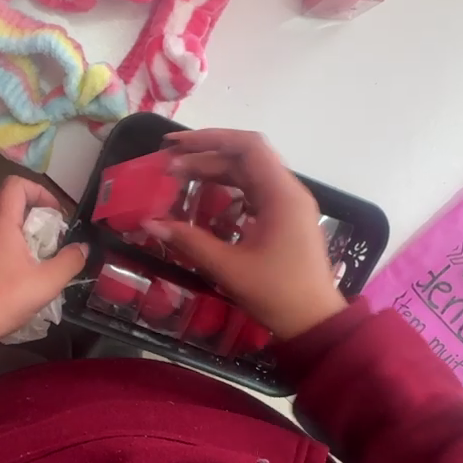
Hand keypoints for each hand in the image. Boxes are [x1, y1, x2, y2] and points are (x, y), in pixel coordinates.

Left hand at [0, 177, 87, 350]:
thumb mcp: (44, 284)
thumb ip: (69, 262)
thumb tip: (82, 248)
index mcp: (0, 223)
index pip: (16, 185)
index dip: (40, 192)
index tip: (56, 215)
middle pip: (9, 205)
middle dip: (36, 217)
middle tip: (53, 242)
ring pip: (0, 227)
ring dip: (23, 236)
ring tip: (39, 262)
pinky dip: (8, 250)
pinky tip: (18, 277)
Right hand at [142, 129, 345, 338]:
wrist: (313, 323)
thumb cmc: (276, 294)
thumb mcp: (228, 268)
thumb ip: (189, 241)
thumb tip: (149, 223)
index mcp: (281, 194)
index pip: (247, 146)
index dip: (208, 139)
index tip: (174, 146)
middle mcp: (287, 191)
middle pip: (244, 158)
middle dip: (204, 157)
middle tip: (167, 167)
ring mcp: (288, 206)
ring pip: (248, 175)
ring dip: (214, 173)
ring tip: (180, 180)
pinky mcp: (284, 221)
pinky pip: (253, 193)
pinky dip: (227, 191)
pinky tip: (204, 202)